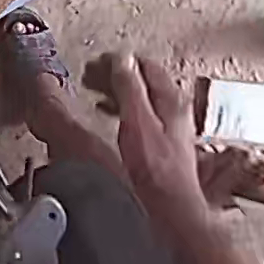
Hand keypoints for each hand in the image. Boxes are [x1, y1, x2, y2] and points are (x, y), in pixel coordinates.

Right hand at [108, 53, 221, 252]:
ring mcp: (168, 123)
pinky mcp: (160, 138)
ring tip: (93, 89)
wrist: (169, 204)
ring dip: (115, 88)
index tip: (96, 62)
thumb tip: (121, 59)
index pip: (145, 65)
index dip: (119, 60)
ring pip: (140, 93)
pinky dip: (119, 104)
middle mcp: (173, 108)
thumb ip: (129, 87)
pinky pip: (137, 109)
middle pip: (142, 78)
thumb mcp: (136, 120)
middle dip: (114, 72)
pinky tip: (107, 111)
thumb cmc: (154, 167)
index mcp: (170, 99)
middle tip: (90, 74)